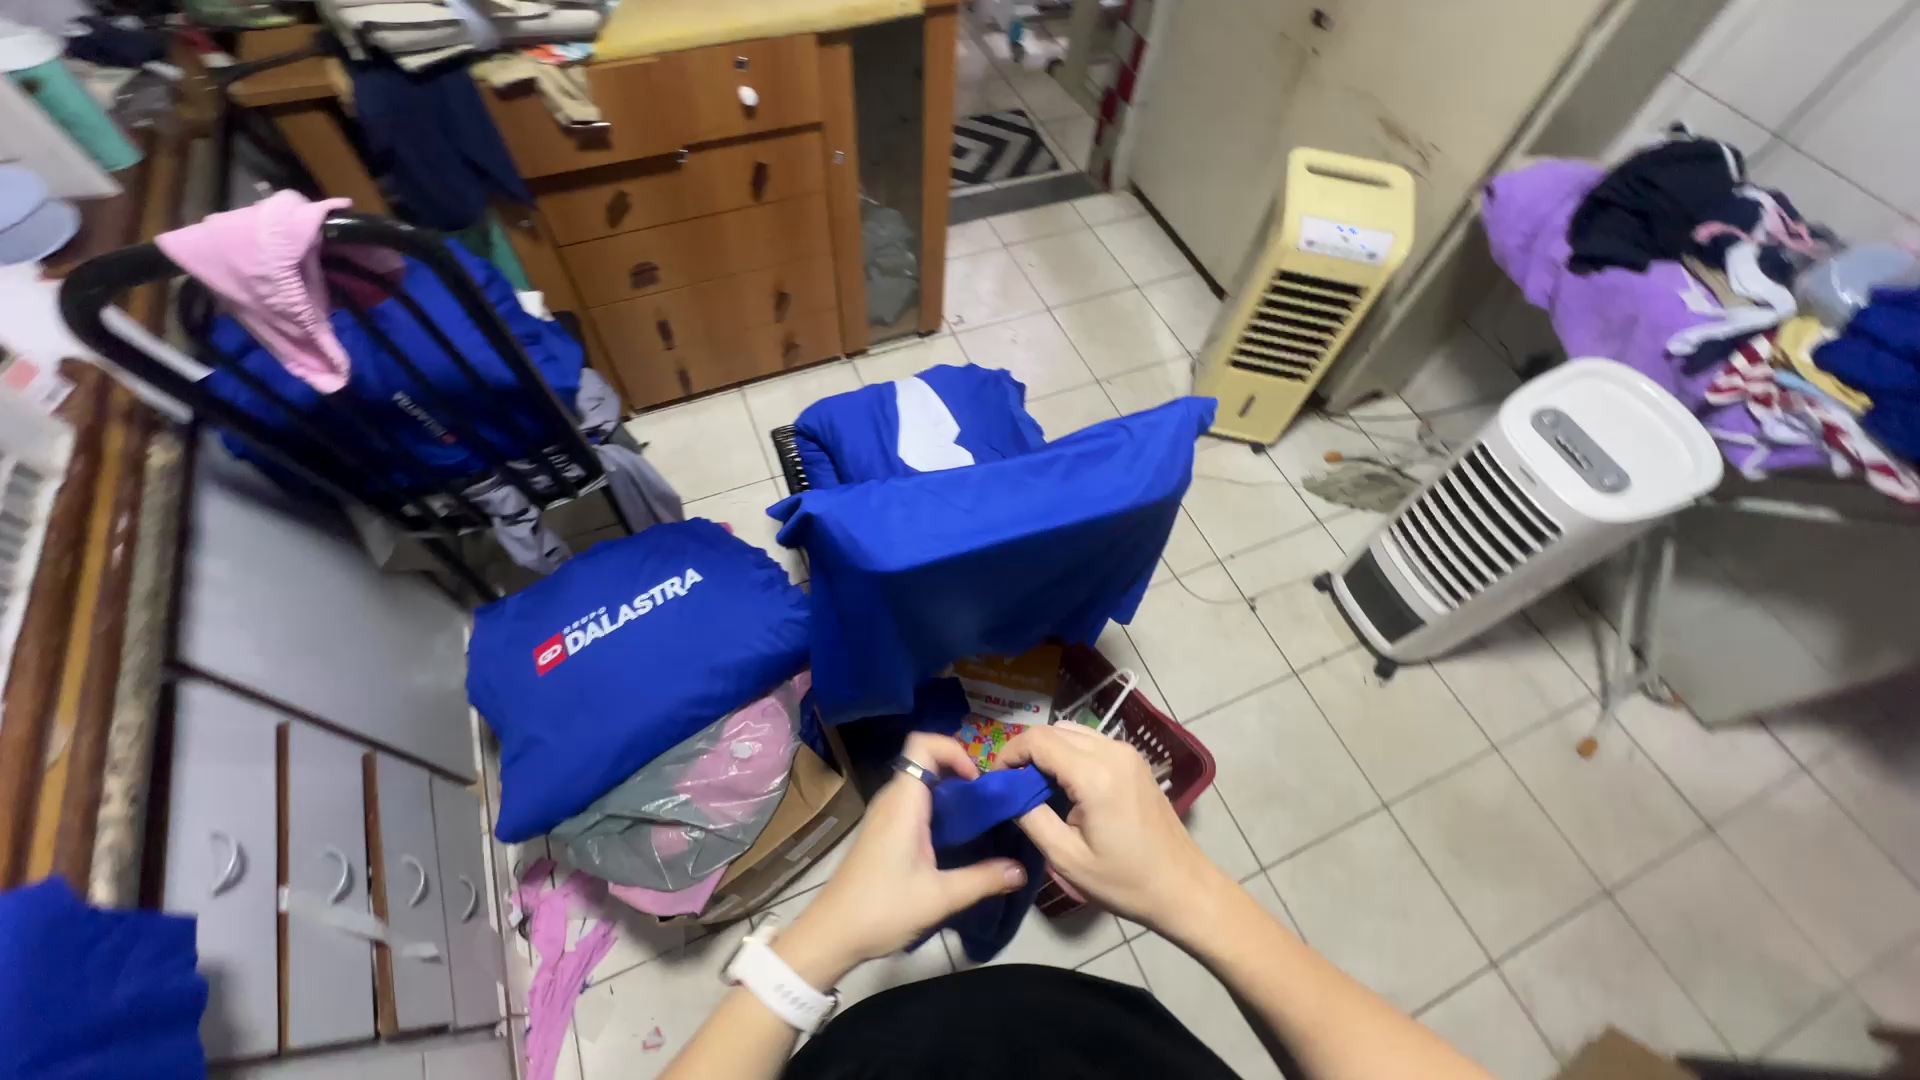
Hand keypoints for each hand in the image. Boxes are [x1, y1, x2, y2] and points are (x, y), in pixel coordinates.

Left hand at [775, 733, 1027, 986]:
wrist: (831, 934)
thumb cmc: (882, 909)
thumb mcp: (939, 897)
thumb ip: (983, 879)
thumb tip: (1021, 869)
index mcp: (904, 802)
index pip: (922, 744)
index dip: (952, 749)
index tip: (976, 780)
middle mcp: (891, 799)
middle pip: (924, 760)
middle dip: (957, 770)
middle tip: (985, 800)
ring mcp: (883, 815)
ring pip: (918, 782)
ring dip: (947, 790)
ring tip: (975, 818)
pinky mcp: (881, 831)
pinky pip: (911, 801)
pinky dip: (934, 807)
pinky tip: (951, 838)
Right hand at [999, 724, 1229, 933]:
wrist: (1183, 888)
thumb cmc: (1125, 881)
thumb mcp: (1067, 859)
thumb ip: (1031, 819)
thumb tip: (1008, 795)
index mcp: (1094, 774)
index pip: (1038, 740)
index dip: (1010, 754)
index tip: (997, 780)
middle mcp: (1112, 751)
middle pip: (1053, 730)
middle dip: (1026, 752)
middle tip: (1012, 786)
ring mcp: (1126, 753)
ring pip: (1071, 732)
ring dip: (1048, 751)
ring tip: (1035, 786)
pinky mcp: (1133, 760)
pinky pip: (1090, 742)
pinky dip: (1068, 753)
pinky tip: (1064, 785)